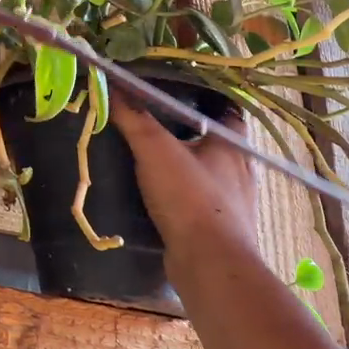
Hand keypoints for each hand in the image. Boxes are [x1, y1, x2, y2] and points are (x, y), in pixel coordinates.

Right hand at [110, 96, 257, 266]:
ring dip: (188, 167)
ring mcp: (235, 202)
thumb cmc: (190, 198)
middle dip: (190, 133)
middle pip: (216, 141)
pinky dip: (185, 195)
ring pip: (210, 173)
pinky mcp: (222, 228)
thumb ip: (132, 116)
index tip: (175, 95)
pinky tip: (162, 196)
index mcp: (233, 145)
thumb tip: (107, 83)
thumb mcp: (153, 149)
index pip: (226, 110)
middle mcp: (241, 170)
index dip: (204, 100)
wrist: (210, 266)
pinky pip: (202, 201)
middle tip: (157, 125)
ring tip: (154, 160)